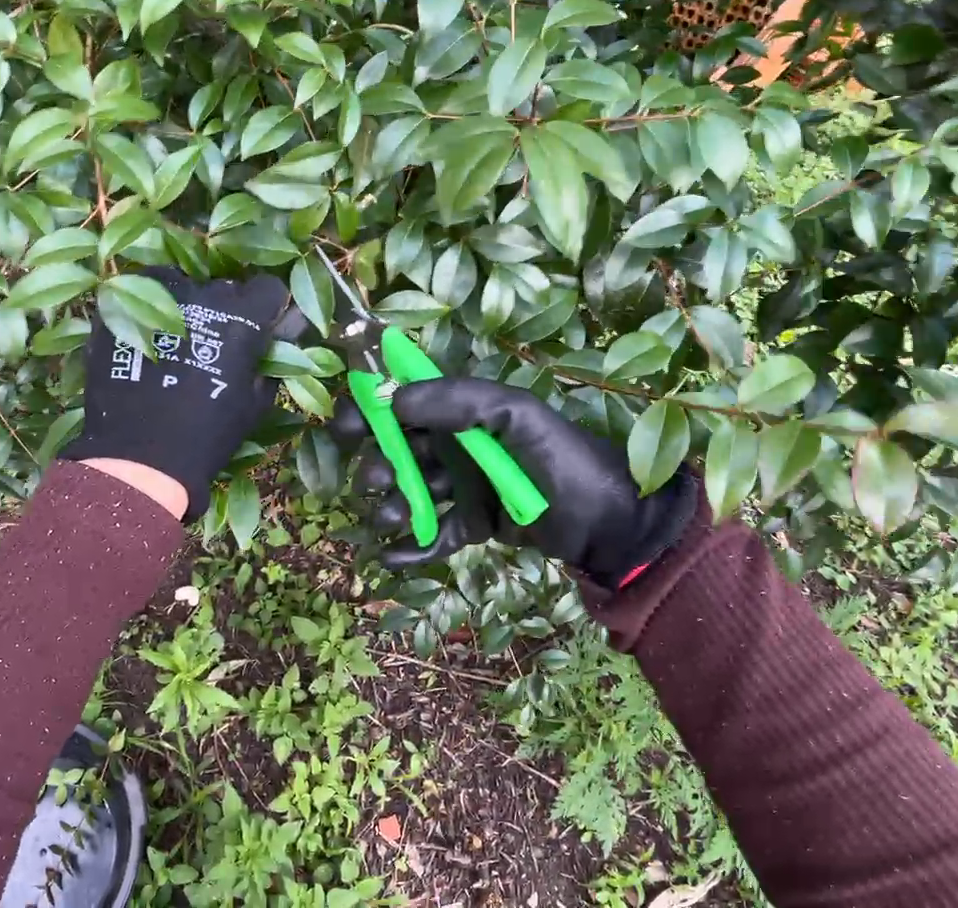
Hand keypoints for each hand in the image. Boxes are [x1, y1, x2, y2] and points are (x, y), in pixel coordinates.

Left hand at [62, 268, 289, 518]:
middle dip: (223, 311)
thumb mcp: (254, 404)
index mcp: (242, 319)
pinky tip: (146, 341)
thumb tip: (275, 344)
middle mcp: (203, 297)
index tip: (258, 327)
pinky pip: (140, 297)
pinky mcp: (120, 311)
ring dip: (184, 306)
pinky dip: (147, 312)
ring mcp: (157, 300)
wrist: (140, 458)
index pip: (267, 287)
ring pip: (180, 286)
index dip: (265, 307)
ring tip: (175, 341)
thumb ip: (268, 364)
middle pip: (223, 288)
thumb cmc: (207, 435)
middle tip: (213, 345)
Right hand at [331, 378, 697, 588]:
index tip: (343, 429)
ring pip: (412, 493)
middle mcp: (461, 445)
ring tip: (389, 519)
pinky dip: (412, 547)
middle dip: (380, 465)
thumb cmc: (565, 462)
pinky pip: (434, 533)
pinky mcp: (474, 524)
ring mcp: (466, 486)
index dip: (370, 410)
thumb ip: (457, 402)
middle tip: (376, 484)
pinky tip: (394, 557)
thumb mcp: (516, 419)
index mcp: (468, 411)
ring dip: (392, 505)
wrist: (614, 526)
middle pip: (401, 450)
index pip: (407, 401)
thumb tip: (390, 399)